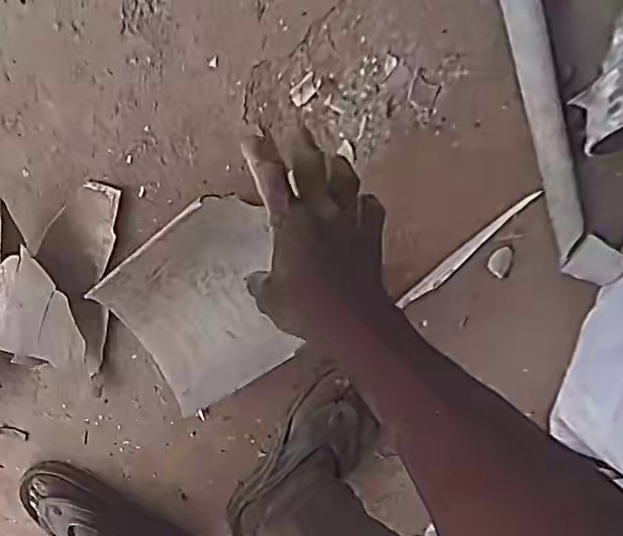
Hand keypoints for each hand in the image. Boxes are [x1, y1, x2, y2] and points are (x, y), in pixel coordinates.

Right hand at [241, 127, 397, 345]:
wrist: (351, 320)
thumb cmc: (305, 310)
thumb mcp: (271, 301)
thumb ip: (261, 285)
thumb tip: (254, 281)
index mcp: (289, 223)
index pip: (270, 179)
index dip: (259, 155)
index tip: (252, 138)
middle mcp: (319, 212)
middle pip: (309, 165)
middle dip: (300, 144)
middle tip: (297, 129)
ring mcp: (349, 221)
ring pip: (344, 178)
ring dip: (337, 164)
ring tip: (333, 157)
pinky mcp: (371, 234)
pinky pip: (370, 208)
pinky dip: (365, 203)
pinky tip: (363, 203)